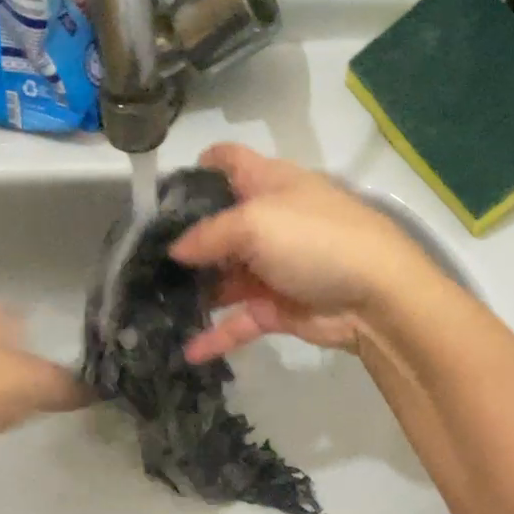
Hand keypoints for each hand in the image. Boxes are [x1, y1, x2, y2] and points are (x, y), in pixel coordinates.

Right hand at [169, 143, 435, 362]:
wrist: (375, 297)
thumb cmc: (316, 241)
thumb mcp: (256, 222)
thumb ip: (209, 234)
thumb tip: (176, 249)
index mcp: (267, 184)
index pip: (228, 163)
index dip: (195, 171)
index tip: (159, 194)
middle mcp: (267, 223)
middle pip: (216, 228)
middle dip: (182, 244)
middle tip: (139, 262)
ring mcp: (270, 268)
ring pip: (222, 280)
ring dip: (193, 293)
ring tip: (152, 307)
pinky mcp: (275, 309)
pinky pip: (237, 322)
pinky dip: (215, 335)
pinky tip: (187, 350)